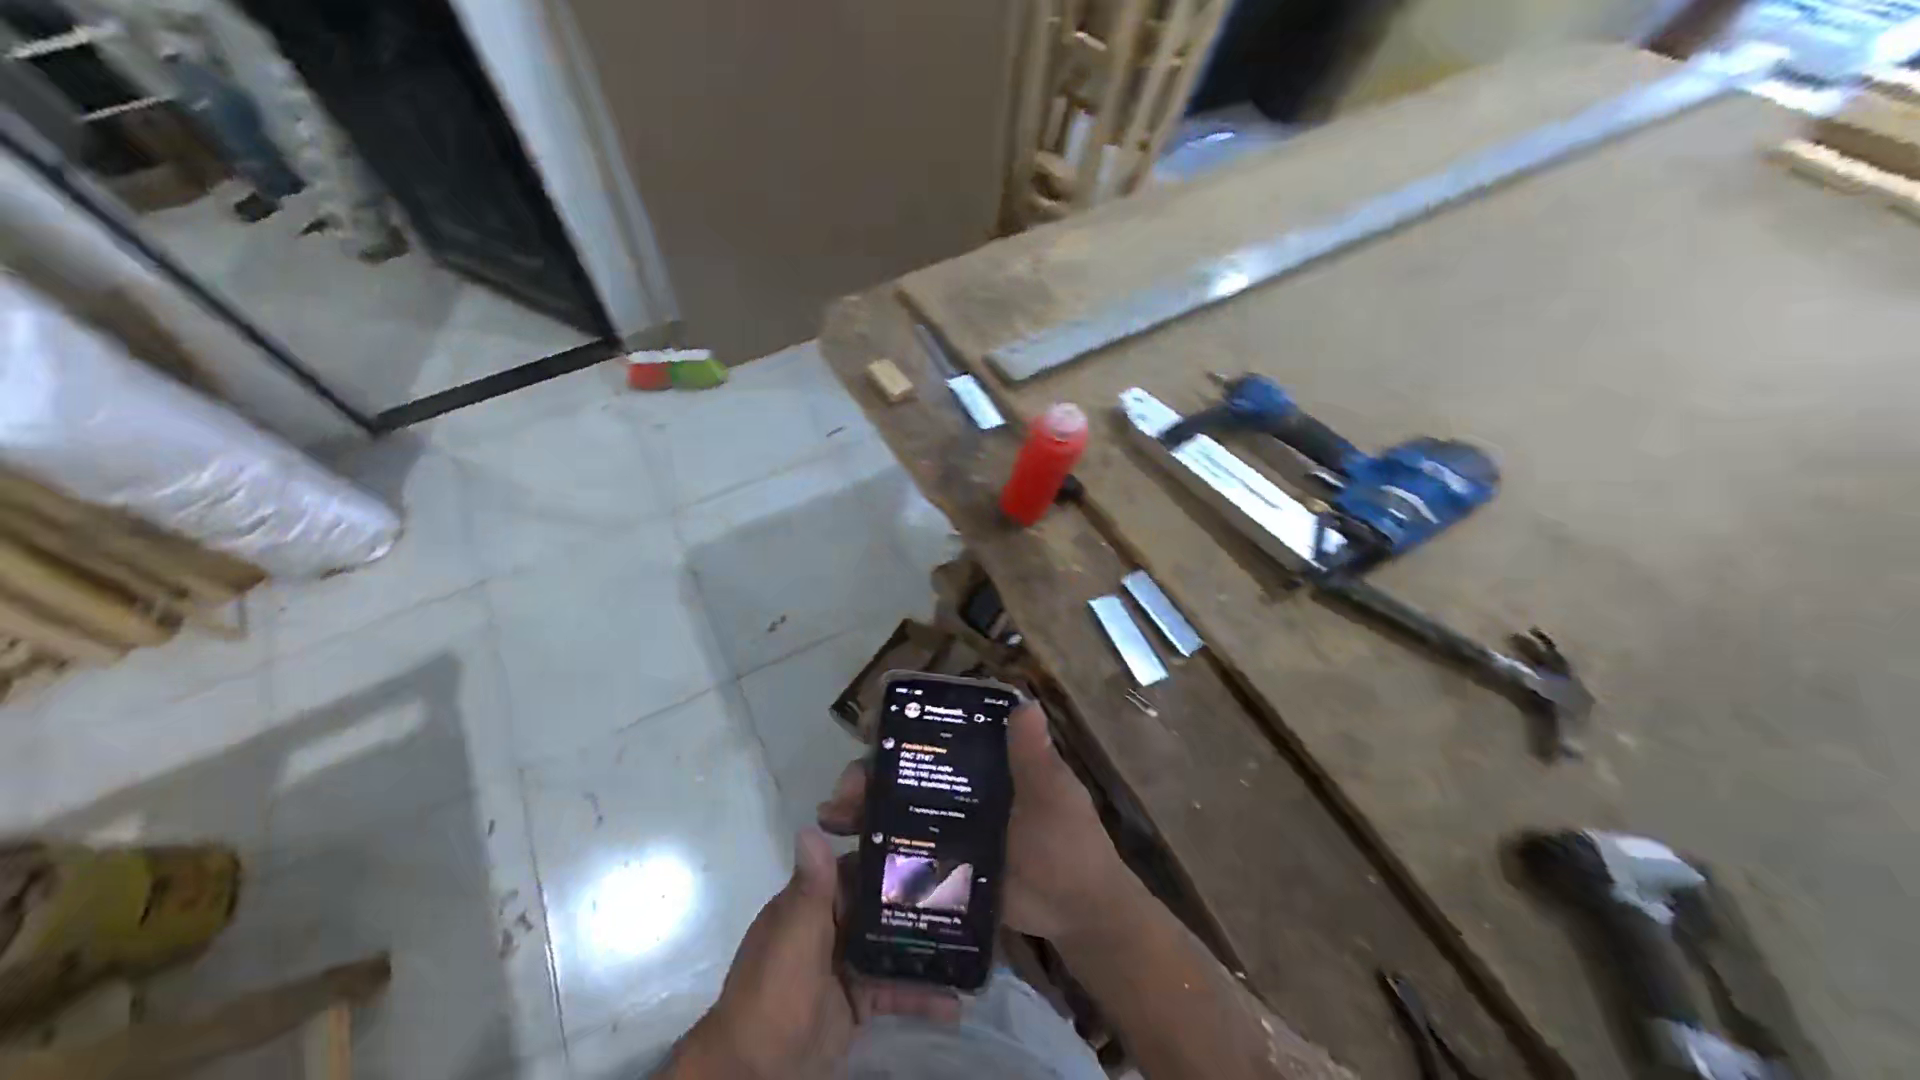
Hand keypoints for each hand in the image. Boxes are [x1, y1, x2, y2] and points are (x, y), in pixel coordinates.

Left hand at [667, 829, 956, 1079]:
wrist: (756, 1071)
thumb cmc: (775, 992)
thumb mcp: (795, 935)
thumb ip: (812, 886)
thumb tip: (810, 827)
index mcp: (811, 905)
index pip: (853, 869)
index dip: (886, 855)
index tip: (928, 843)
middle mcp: (829, 928)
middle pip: (877, 906)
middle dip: (914, 899)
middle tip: (964, 887)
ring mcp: (844, 967)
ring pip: (890, 946)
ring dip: (924, 945)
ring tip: (970, 937)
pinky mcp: (857, 1003)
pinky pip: (893, 991)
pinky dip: (921, 996)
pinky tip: (956, 1002)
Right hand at [818, 701, 1137, 942]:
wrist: (1076, 911)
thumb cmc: (1069, 842)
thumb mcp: (1053, 796)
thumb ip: (1035, 758)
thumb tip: (1026, 703)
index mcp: (983, 760)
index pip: (936, 731)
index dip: (901, 724)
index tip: (871, 726)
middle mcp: (958, 786)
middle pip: (903, 769)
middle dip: (867, 773)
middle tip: (845, 793)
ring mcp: (946, 826)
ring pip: (894, 808)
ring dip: (860, 809)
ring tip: (834, 820)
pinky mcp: (940, 864)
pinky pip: (900, 853)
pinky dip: (873, 852)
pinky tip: (846, 860)